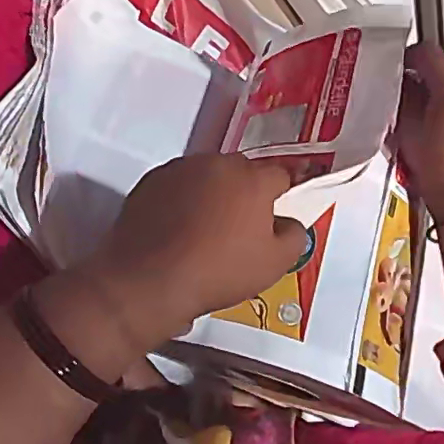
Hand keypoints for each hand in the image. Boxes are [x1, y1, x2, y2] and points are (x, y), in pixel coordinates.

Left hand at [79, 154, 306, 331]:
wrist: (150, 279)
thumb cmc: (216, 271)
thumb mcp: (275, 264)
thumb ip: (294, 235)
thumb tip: (288, 224)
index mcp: (252, 179)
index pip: (279, 176)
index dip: (279, 199)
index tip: (271, 220)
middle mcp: (216, 164)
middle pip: (241, 173)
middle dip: (243, 196)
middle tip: (237, 231)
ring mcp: (180, 169)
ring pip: (207, 177)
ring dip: (210, 195)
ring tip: (203, 233)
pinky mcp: (151, 181)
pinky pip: (177, 186)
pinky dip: (180, 201)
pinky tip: (177, 230)